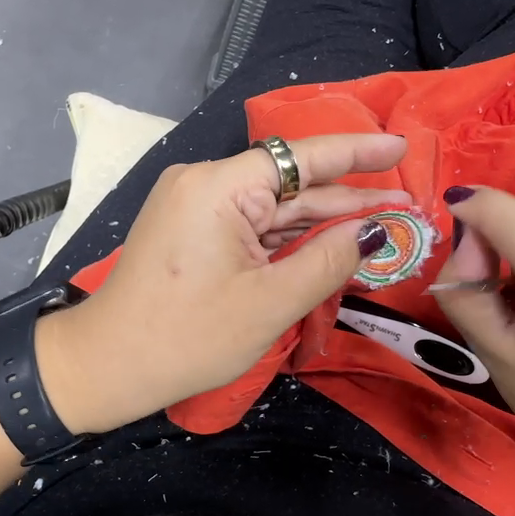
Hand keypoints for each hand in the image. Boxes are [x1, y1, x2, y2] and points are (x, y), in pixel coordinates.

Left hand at [37, 133, 408, 432]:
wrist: (107, 366)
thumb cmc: (187, 336)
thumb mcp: (269, 303)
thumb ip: (328, 261)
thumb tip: (374, 231)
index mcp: (219, 186)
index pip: (301, 157)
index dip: (356, 153)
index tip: (401, 149)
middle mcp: (204, 183)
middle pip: (290, 185)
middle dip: (346, 200)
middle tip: (407, 209)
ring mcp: (194, 206)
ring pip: (272, 208)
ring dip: (320, 223)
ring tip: (382, 228)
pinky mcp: (191, 230)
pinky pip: (250, 226)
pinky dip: (287, 240)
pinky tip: (330, 246)